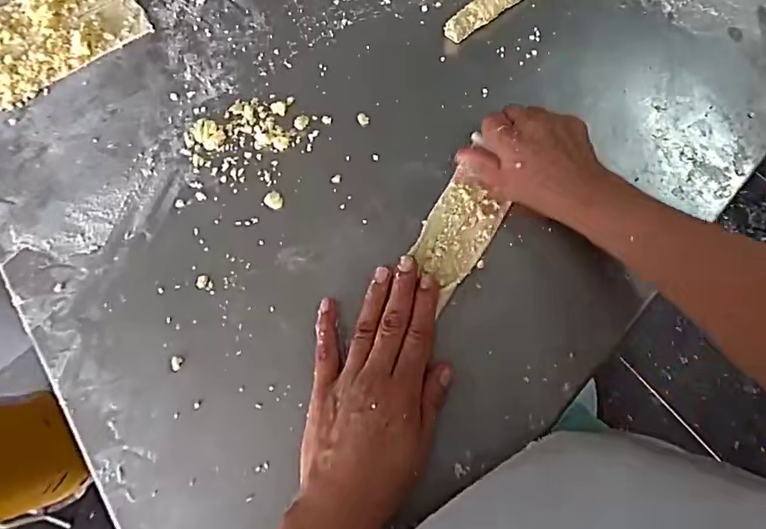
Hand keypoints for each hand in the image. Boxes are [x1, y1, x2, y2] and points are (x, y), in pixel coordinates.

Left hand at [287, 258, 451, 528]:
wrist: (339, 501)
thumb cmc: (382, 479)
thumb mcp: (419, 446)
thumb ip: (430, 402)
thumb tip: (443, 368)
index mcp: (401, 390)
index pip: (417, 337)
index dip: (424, 306)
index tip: (429, 282)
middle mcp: (374, 376)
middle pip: (393, 324)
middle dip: (402, 290)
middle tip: (408, 262)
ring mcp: (346, 378)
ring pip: (364, 328)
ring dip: (374, 298)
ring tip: (382, 272)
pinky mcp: (322, 387)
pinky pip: (325, 349)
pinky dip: (327, 324)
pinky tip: (329, 303)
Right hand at [453, 105, 624, 224]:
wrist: (584, 194)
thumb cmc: (542, 194)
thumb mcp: (504, 185)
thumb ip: (481, 165)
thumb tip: (462, 153)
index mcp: (507, 138)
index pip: (489, 121)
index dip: (492, 135)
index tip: (498, 148)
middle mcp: (528, 122)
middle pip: (510, 112)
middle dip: (511, 126)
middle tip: (517, 149)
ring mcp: (551, 119)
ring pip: (532, 113)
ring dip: (531, 125)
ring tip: (539, 148)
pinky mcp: (571, 120)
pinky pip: (554, 118)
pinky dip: (552, 128)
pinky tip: (557, 148)